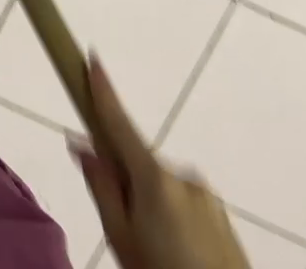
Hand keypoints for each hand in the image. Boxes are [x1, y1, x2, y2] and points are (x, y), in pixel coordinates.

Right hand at [72, 58, 250, 268]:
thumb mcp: (119, 237)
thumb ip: (101, 188)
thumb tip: (82, 146)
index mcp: (154, 179)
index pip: (119, 124)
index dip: (102, 91)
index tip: (92, 57)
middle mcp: (184, 178)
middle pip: (136, 162)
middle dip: (121, 180)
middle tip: (120, 226)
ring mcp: (207, 197)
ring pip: (158, 186)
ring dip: (147, 203)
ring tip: (151, 251)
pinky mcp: (222, 217)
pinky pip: (181, 203)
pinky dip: (169, 217)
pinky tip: (174, 254)